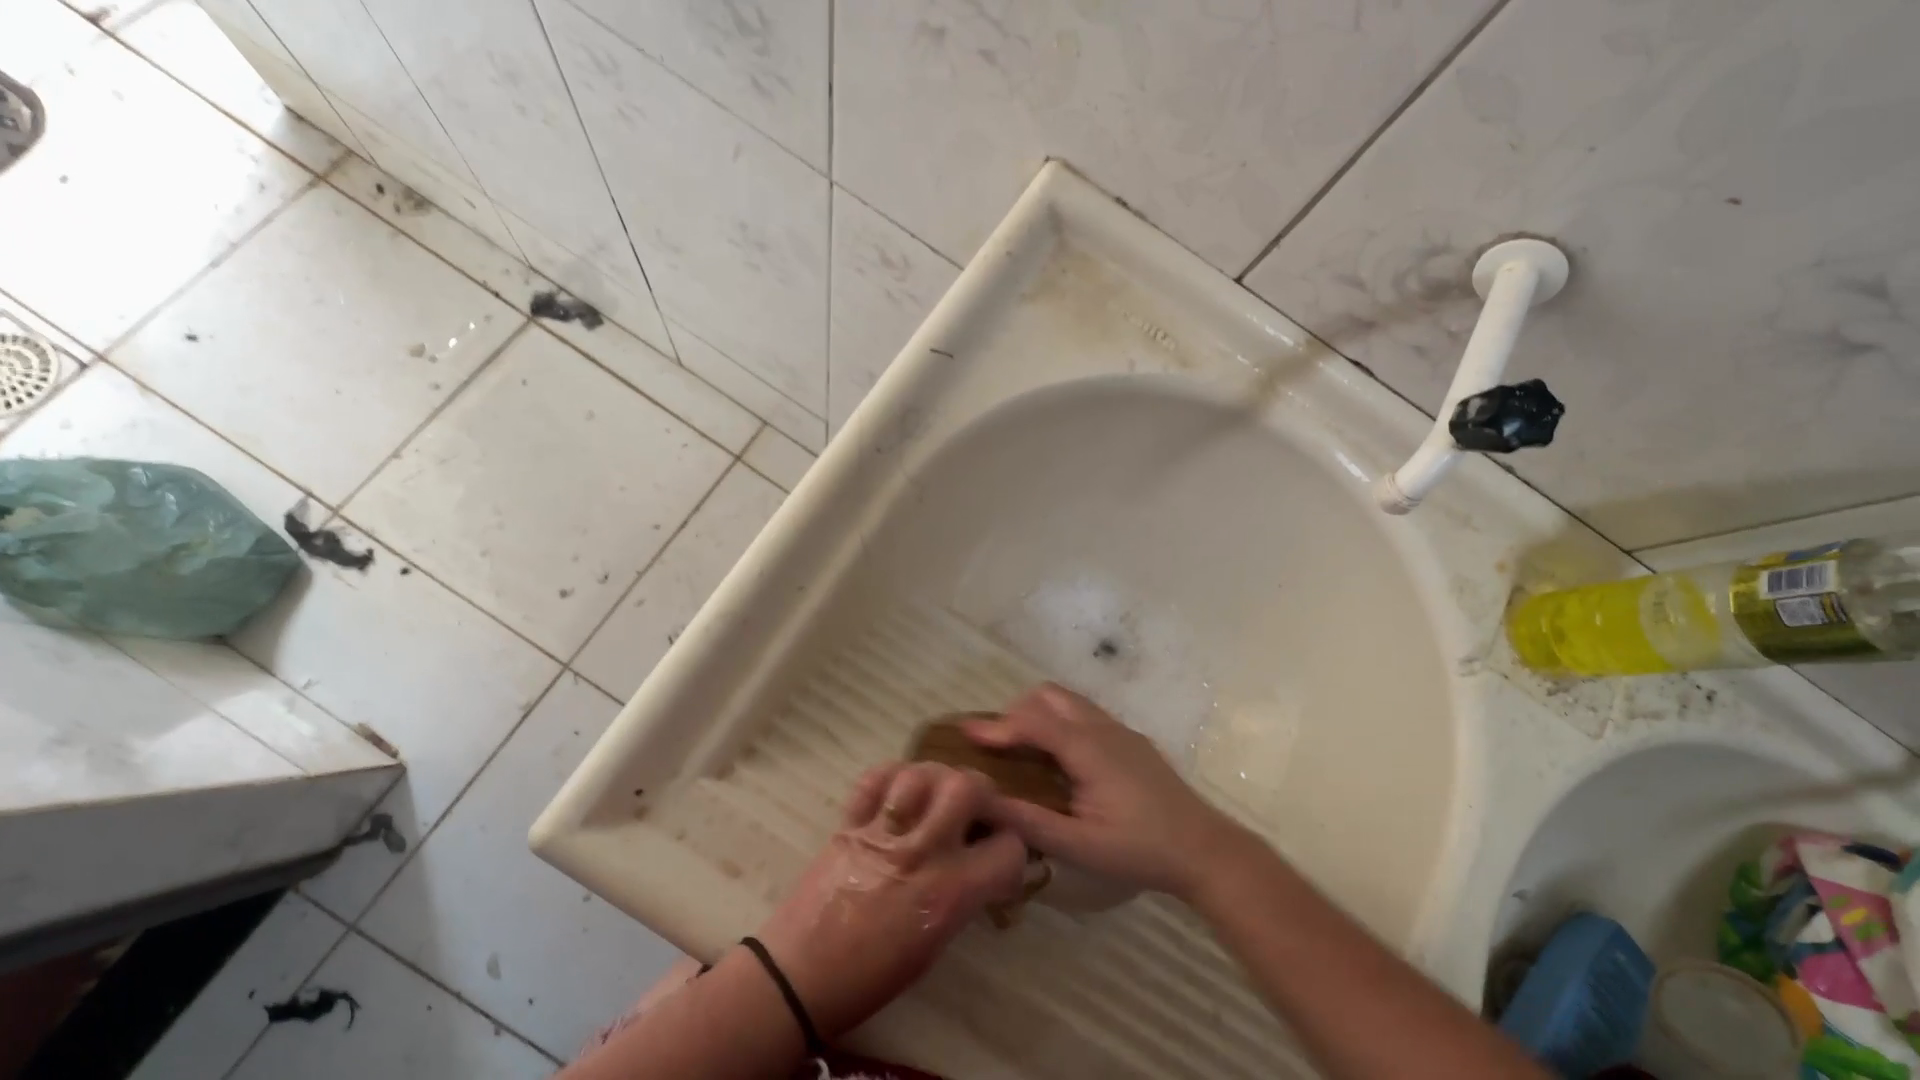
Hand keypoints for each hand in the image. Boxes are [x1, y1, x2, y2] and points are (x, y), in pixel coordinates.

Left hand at [753, 762, 1025, 1039]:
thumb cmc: (873, 978)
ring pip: (921, 773)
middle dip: (982, 792)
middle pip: (967, 787)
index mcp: (951, 893)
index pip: (1008, 848)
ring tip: (936, 793)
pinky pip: (874, 779)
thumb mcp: (935, 943)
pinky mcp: (848, 824)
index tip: (1001, 853)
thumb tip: (980, 867)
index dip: (1012, 849)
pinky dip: (891, 776)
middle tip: (976, 808)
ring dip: (936, 777)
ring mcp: (882, 833)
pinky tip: (899, 790)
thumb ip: (962, 897)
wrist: (800, 979)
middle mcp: (922, 853)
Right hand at [964, 683, 1251, 901]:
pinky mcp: (1132, 742)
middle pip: (1049, 697)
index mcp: (1089, 749)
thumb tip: (982, 801)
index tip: (964, 736)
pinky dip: (1061, 722)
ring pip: (1069, 702)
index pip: (1033, 722)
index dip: (997, 726)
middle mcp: (1104, 729)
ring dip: (1040, 714)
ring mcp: (1121, 732)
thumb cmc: (1139, 851)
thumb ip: (1029, 821)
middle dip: (1017, 712)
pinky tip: (1058, 760)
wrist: (1203, 850)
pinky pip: (1086, 715)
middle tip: (996, 745)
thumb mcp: (1079, 846)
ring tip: (1020, 749)